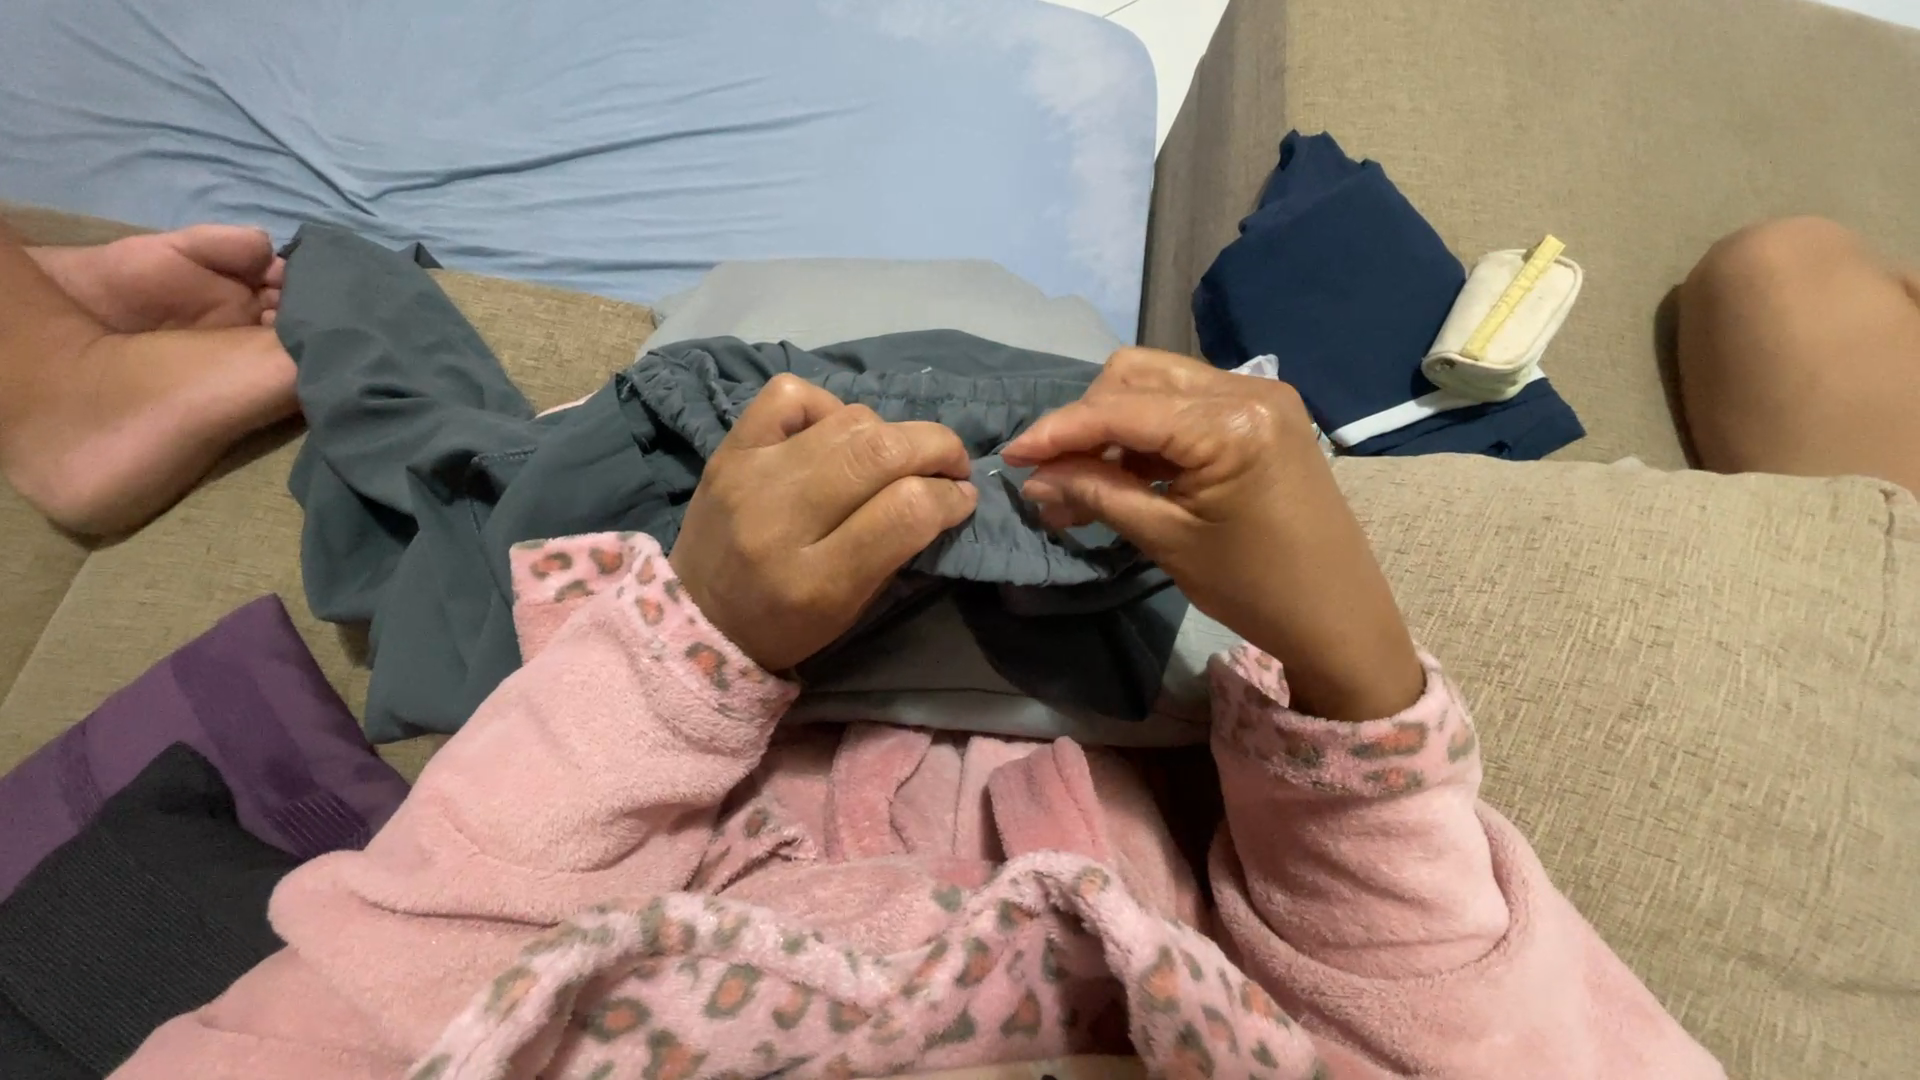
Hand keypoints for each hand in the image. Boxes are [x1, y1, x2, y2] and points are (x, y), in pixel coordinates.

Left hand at [669, 375, 978, 671]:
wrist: (696, 616)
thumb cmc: (785, 623)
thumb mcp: (850, 609)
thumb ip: (898, 549)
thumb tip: (946, 492)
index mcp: (817, 581)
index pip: (906, 511)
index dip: (950, 496)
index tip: (962, 498)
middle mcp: (781, 520)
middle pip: (880, 454)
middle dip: (937, 448)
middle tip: (952, 463)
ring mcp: (750, 475)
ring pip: (848, 420)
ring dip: (891, 432)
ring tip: (895, 455)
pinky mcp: (730, 448)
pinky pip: (790, 395)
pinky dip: (828, 404)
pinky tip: (836, 432)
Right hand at [1002, 348, 1421, 720]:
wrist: (1337, 615)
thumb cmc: (1254, 587)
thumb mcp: (1165, 539)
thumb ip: (1096, 494)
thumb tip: (1034, 478)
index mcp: (1229, 422)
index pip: (1120, 409)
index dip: (1057, 431)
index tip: (1011, 456)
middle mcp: (1246, 388)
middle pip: (1134, 376)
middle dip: (1085, 421)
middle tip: (1054, 474)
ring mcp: (1258, 396)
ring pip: (1155, 386)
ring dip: (1111, 427)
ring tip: (1081, 484)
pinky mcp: (1259, 413)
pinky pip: (1184, 406)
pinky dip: (1144, 434)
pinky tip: (1122, 475)